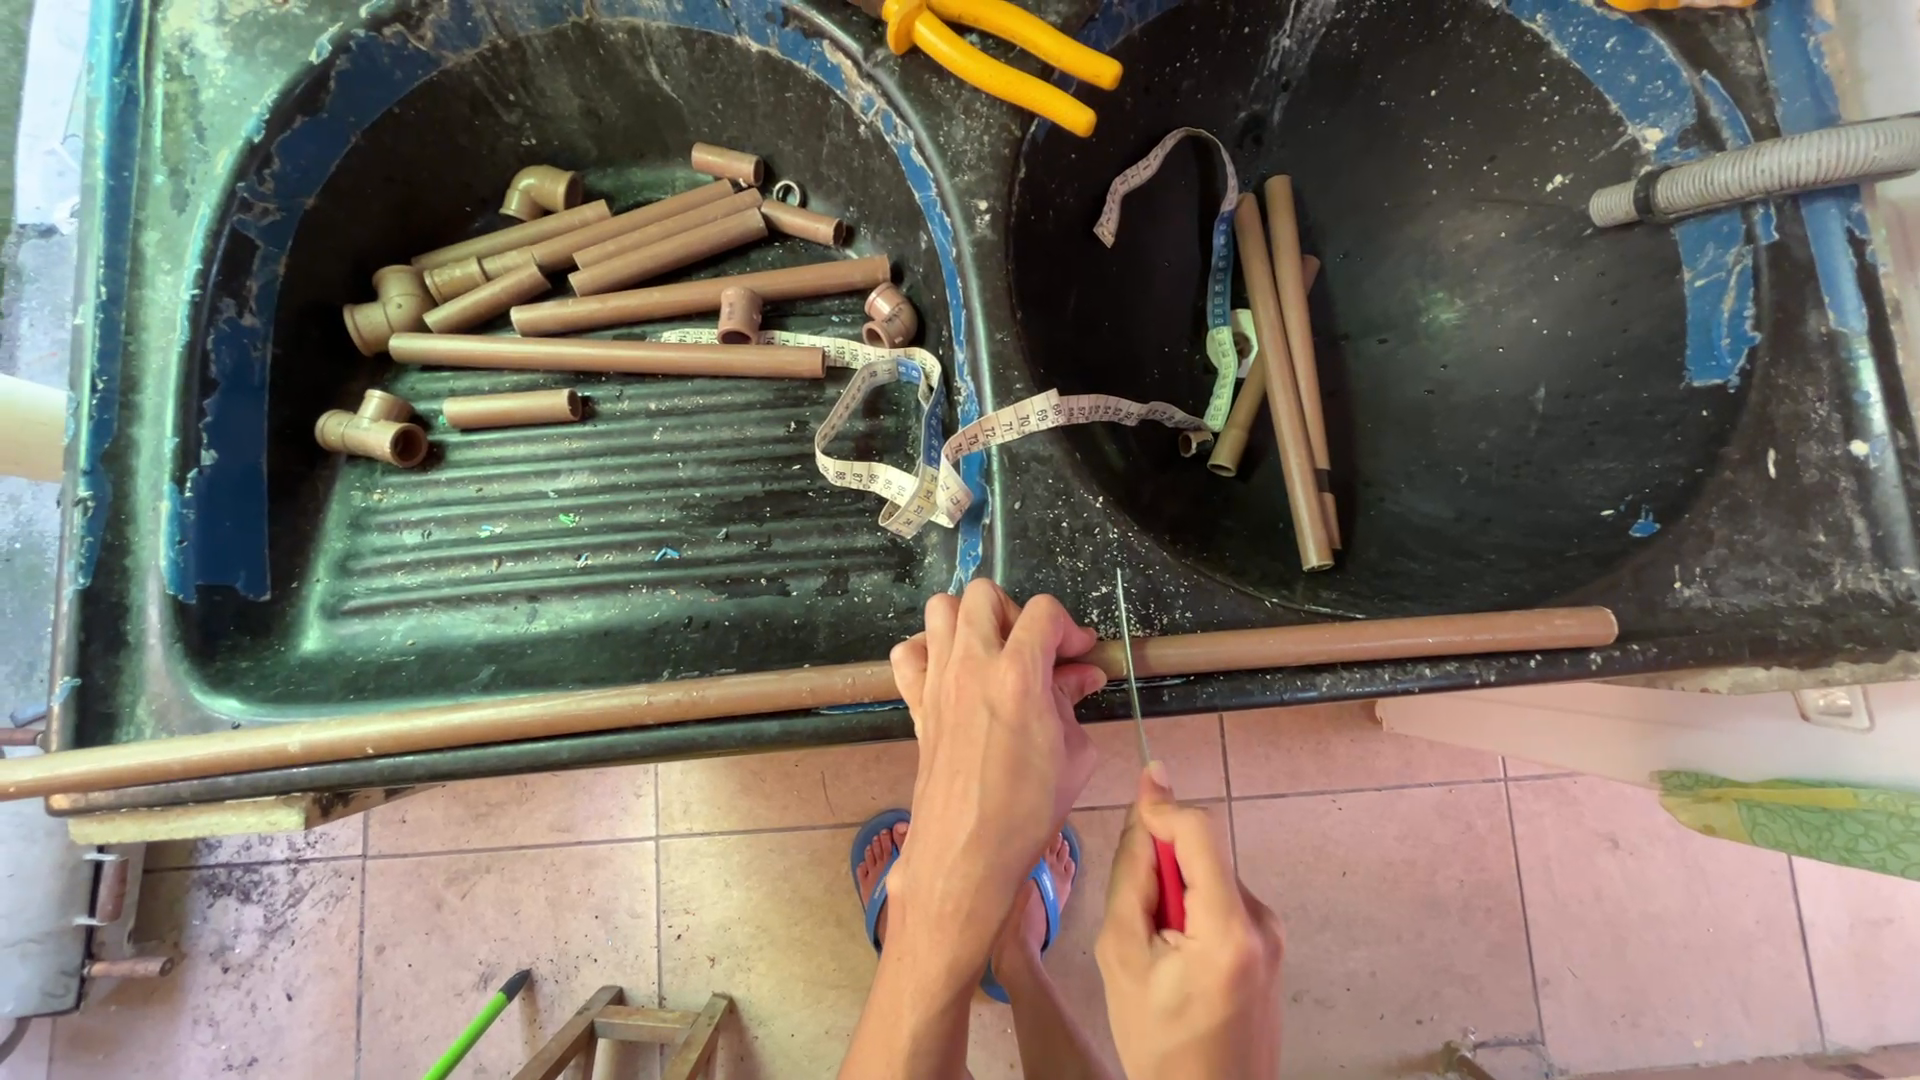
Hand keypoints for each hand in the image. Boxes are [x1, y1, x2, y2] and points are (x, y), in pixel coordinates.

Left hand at [884, 579, 1106, 961]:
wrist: (967, 852)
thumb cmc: (1029, 809)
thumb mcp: (1074, 754)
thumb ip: (1072, 702)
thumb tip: (1081, 675)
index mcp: (1017, 674)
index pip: (1045, 611)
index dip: (1069, 627)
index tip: (1079, 655)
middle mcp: (972, 663)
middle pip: (985, 593)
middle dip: (1016, 612)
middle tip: (1033, 651)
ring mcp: (937, 679)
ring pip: (941, 608)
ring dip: (971, 620)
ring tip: (993, 653)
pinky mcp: (916, 700)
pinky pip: (907, 652)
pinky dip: (927, 649)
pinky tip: (951, 672)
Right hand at [1097, 767, 1283, 1079]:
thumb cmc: (1156, 1040)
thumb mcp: (1121, 953)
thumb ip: (1132, 874)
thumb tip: (1150, 797)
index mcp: (1229, 929)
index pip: (1200, 830)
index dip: (1162, 808)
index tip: (1134, 800)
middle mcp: (1263, 922)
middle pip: (1201, 852)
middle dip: (1160, 864)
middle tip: (1134, 915)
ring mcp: (1274, 934)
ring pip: (1207, 874)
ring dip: (1174, 890)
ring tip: (1155, 946)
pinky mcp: (1271, 944)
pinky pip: (1220, 898)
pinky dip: (1192, 910)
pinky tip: (1178, 956)